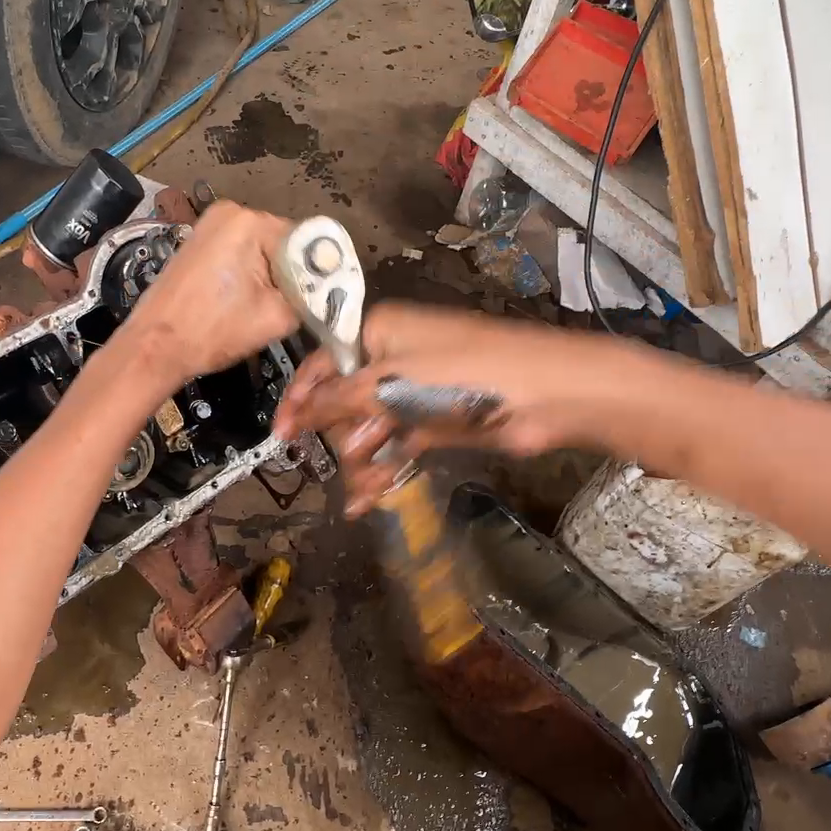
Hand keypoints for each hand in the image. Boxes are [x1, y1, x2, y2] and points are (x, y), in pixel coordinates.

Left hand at [114, 201, 299, 384]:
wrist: (154, 347)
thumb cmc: (210, 332)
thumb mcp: (276, 318)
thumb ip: (311, 299)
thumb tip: (326, 295)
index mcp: (249, 221)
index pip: (305, 242)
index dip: (315, 275)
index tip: (313, 303)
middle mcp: (229, 212)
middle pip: (282, 245)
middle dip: (288, 277)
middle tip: (283, 310)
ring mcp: (209, 227)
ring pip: (260, 253)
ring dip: (267, 279)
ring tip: (257, 310)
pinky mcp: (197, 245)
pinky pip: (237, 257)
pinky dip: (246, 278)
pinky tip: (238, 304)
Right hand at [272, 302, 641, 514]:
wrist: (550, 395)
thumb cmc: (466, 374)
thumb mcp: (392, 382)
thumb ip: (337, 400)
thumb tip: (292, 415)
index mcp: (378, 332)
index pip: (322, 364)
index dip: (299, 399)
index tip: (280, 435)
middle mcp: (392, 358)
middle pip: (344, 401)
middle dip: (337, 436)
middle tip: (337, 463)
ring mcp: (414, 391)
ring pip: (369, 429)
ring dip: (361, 461)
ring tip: (361, 493)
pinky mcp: (433, 421)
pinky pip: (394, 446)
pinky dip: (383, 469)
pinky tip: (368, 497)